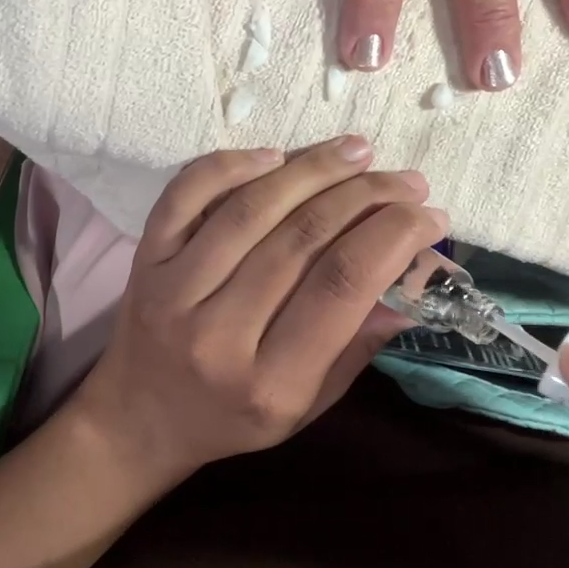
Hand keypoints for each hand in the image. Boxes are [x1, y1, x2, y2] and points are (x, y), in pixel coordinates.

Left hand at [66, 138, 445, 477]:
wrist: (140, 417)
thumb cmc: (234, 417)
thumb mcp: (307, 404)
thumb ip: (358, 343)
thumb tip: (413, 270)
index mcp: (268, 382)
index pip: (340, 287)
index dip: (392, 237)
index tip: (429, 215)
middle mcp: (216, 332)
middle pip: (302, 238)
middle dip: (366, 197)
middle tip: (407, 180)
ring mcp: (173, 288)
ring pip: (252, 208)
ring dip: (313, 168)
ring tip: (358, 150)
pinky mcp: (146, 255)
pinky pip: (188, 192)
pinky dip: (233, 164)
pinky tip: (278, 154)